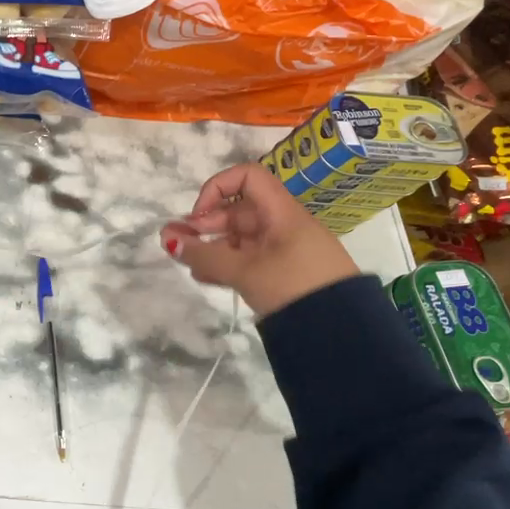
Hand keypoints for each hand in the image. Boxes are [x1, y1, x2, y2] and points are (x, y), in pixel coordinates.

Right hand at [160, 162, 358, 316]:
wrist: (341, 331)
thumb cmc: (292, 286)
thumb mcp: (243, 271)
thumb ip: (203, 254)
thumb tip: (167, 239)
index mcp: (281, 213)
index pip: (246, 177)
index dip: (217, 188)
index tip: (198, 216)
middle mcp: (282, 225)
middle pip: (237, 211)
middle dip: (203, 225)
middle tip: (175, 244)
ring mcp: (283, 249)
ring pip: (238, 238)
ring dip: (210, 247)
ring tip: (187, 265)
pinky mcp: (283, 272)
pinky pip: (247, 258)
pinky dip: (225, 263)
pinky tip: (205, 277)